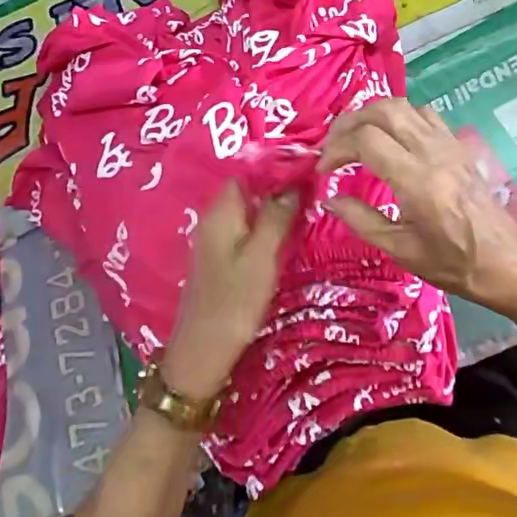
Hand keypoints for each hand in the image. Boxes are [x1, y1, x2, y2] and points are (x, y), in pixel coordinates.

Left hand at [163, 183, 297, 398]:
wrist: (202, 350)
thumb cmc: (234, 301)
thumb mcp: (262, 257)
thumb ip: (277, 217)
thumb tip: (294, 180)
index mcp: (220, 211)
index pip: (247, 171)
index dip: (276, 166)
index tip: (308, 167)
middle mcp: (213, 218)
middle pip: (248, 189)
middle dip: (278, 185)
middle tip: (314, 188)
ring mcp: (215, 238)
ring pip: (248, 210)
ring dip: (273, 207)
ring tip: (306, 206)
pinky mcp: (220, 257)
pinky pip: (245, 229)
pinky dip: (265, 226)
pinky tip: (285, 234)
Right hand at [317, 99, 516, 321]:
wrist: (508, 262)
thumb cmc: (453, 263)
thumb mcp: (400, 250)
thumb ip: (361, 220)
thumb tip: (330, 198)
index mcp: (417, 180)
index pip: (366, 139)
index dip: (336, 148)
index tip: (324, 171)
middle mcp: (432, 152)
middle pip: (382, 110)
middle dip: (348, 122)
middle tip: (332, 146)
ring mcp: (448, 144)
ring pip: (403, 105)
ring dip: (372, 114)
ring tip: (355, 137)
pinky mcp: (458, 146)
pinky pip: (423, 114)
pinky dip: (398, 117)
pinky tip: (390, 138)